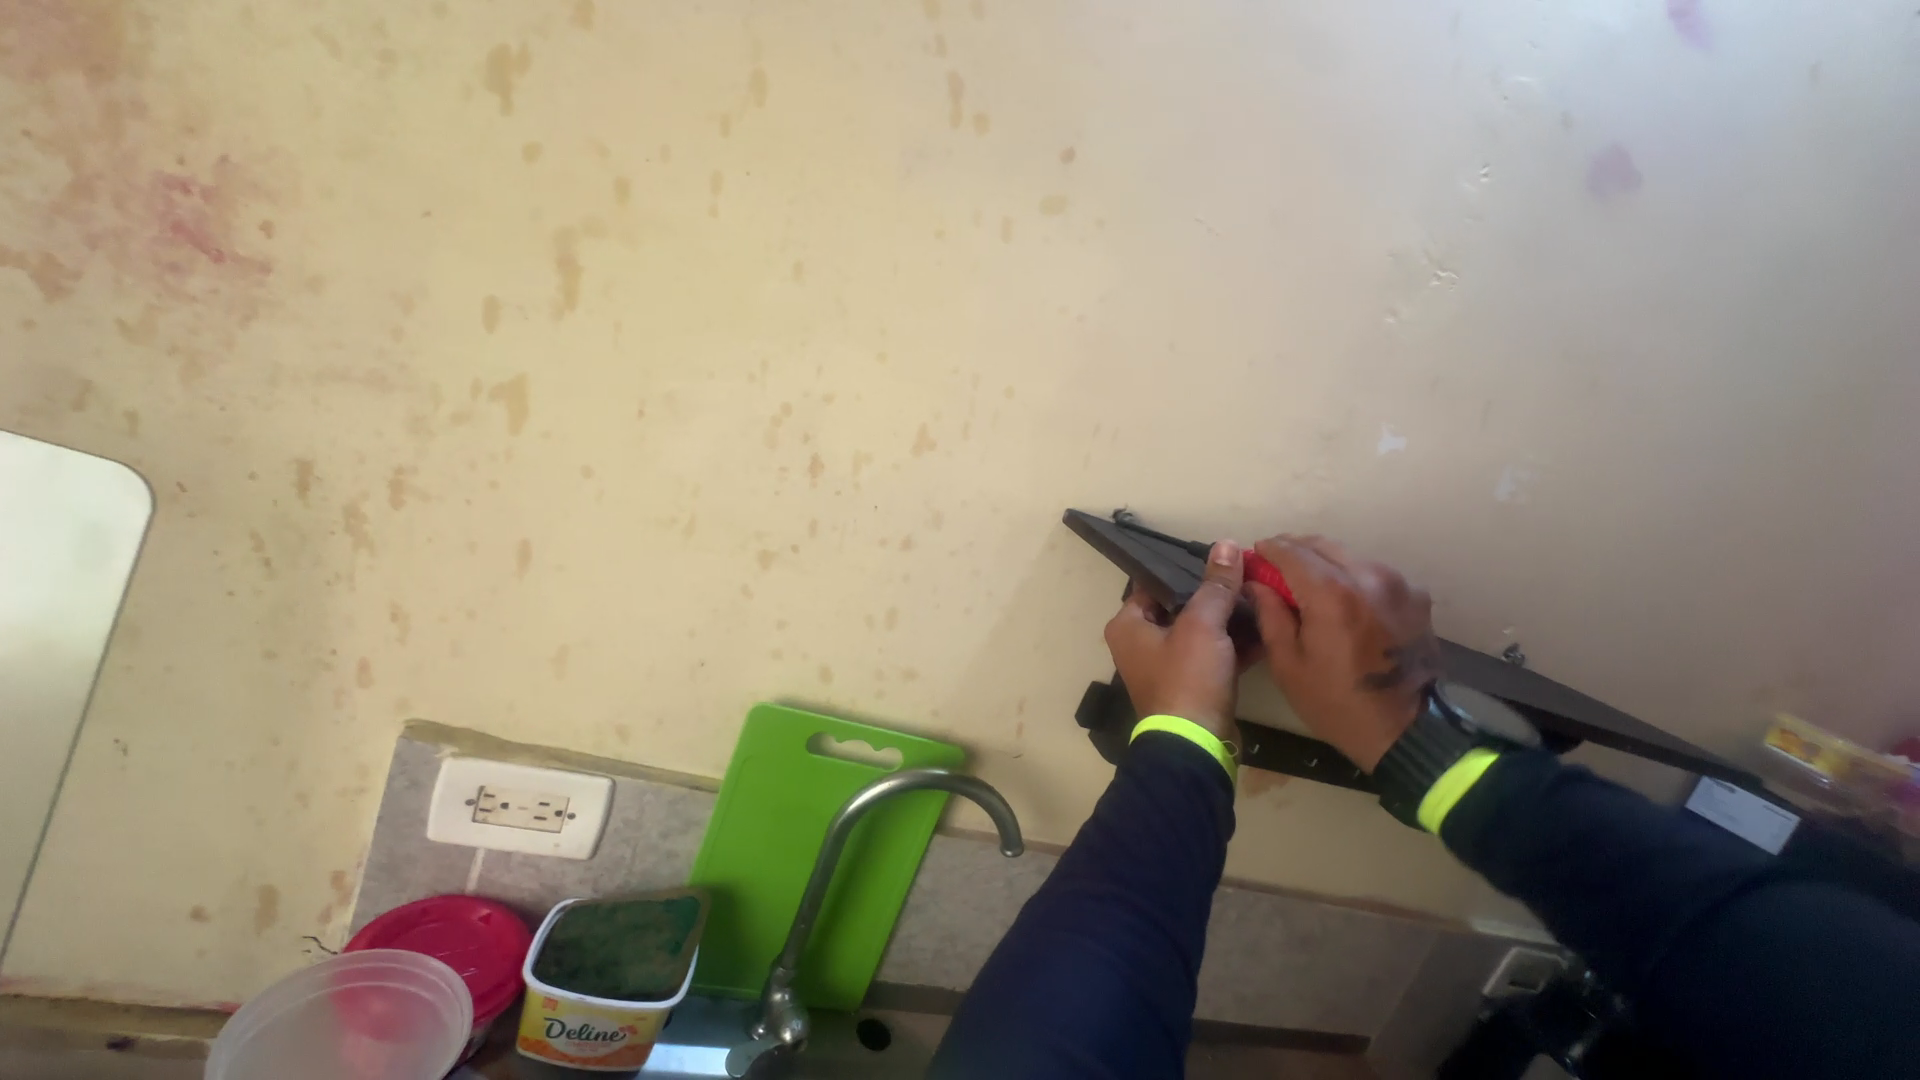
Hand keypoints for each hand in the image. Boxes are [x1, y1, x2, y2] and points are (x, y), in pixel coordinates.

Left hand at [1103, 540, 1247, 743]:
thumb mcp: (1202, 625)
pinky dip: (1237, 645)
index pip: (1155, 585)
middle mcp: (1142, 644)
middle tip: (1250, 575)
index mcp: (1128, 626)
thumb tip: (1225, 544)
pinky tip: (1269, 628)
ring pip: (1203, 632)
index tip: (1223, 558)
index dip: (1188, 570)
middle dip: (1216, 595)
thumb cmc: (1187, 678)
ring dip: (1231, 619)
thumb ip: (1215, 585)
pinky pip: (1216, 655)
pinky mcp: (1194, 686)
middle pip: (1182, 607)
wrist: (1196, 745)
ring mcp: (1169, 667)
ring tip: (1264, 596)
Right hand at [1245, 536, 1439, 770]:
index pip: (1291, 552)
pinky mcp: (1416, 596)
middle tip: (1275, 568)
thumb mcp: (1288, 664)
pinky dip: (1352, 578)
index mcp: (1332, 593)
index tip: (1254, 555)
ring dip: (1324, 563)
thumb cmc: (1337, 702)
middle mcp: (1368, 576)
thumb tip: (1257, 583)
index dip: (1267, 549)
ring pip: (1349, 556)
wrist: (1407, 732)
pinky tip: (1343, 601)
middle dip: (1294, 551)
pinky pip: (1374, 574)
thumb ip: (1270, 614)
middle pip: (1322, 545)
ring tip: (1308, 585)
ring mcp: (1398, 584)